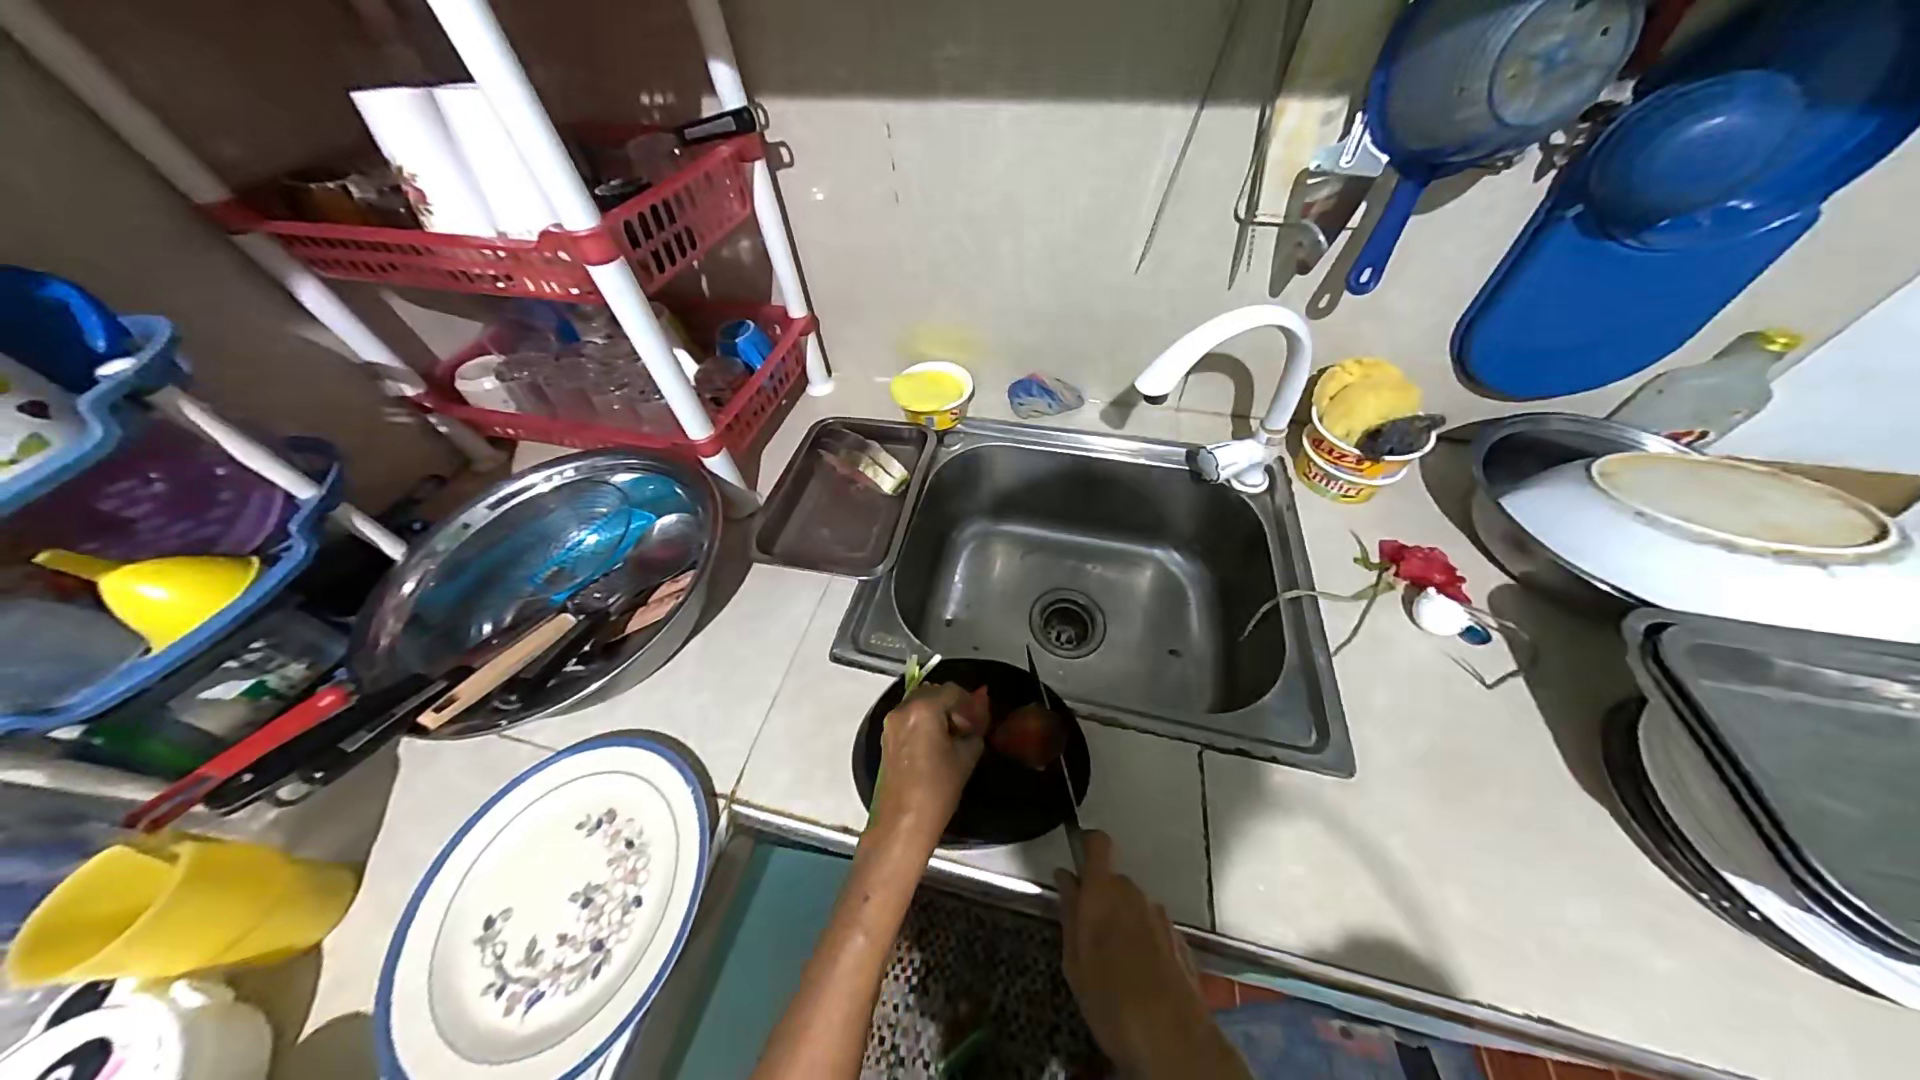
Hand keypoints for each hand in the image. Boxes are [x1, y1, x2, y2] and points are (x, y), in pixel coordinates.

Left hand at [871, 682, 986, 844]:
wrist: (903, 823)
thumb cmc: (937, 789)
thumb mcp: (967, 757)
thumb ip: (975, 730)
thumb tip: (976, 719)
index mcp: (923, 708)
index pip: (952, 690)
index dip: (970, 704)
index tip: (979, 722)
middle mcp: (902, 709)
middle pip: (933, 693)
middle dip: (952, 706)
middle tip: (967, 729)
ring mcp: (891, 723)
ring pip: (920, 704)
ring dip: (938, 713)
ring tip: (953, 739)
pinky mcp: (886, 738)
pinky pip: (909, 718)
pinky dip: (925, 723)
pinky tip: (937, 746)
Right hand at [1056, 832, 1247, 1078]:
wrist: (1175, 1042)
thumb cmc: (1112, 1001)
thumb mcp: (1074, 961)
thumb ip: (1069, 912)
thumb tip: (1066, 878)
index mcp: (1104, 892)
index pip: (1098, 843)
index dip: (1087, 846)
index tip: (1076, 864)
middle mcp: (1134, 894)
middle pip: (1114, 881)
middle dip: (1100, 900)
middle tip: (1087, 938)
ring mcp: (1161, 917)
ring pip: (1133, 907)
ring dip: (1122, 924)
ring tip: (1114, 967)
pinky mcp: (1180, 940)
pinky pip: (1152, 929)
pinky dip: (1143, 943)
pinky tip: (1139, 978)